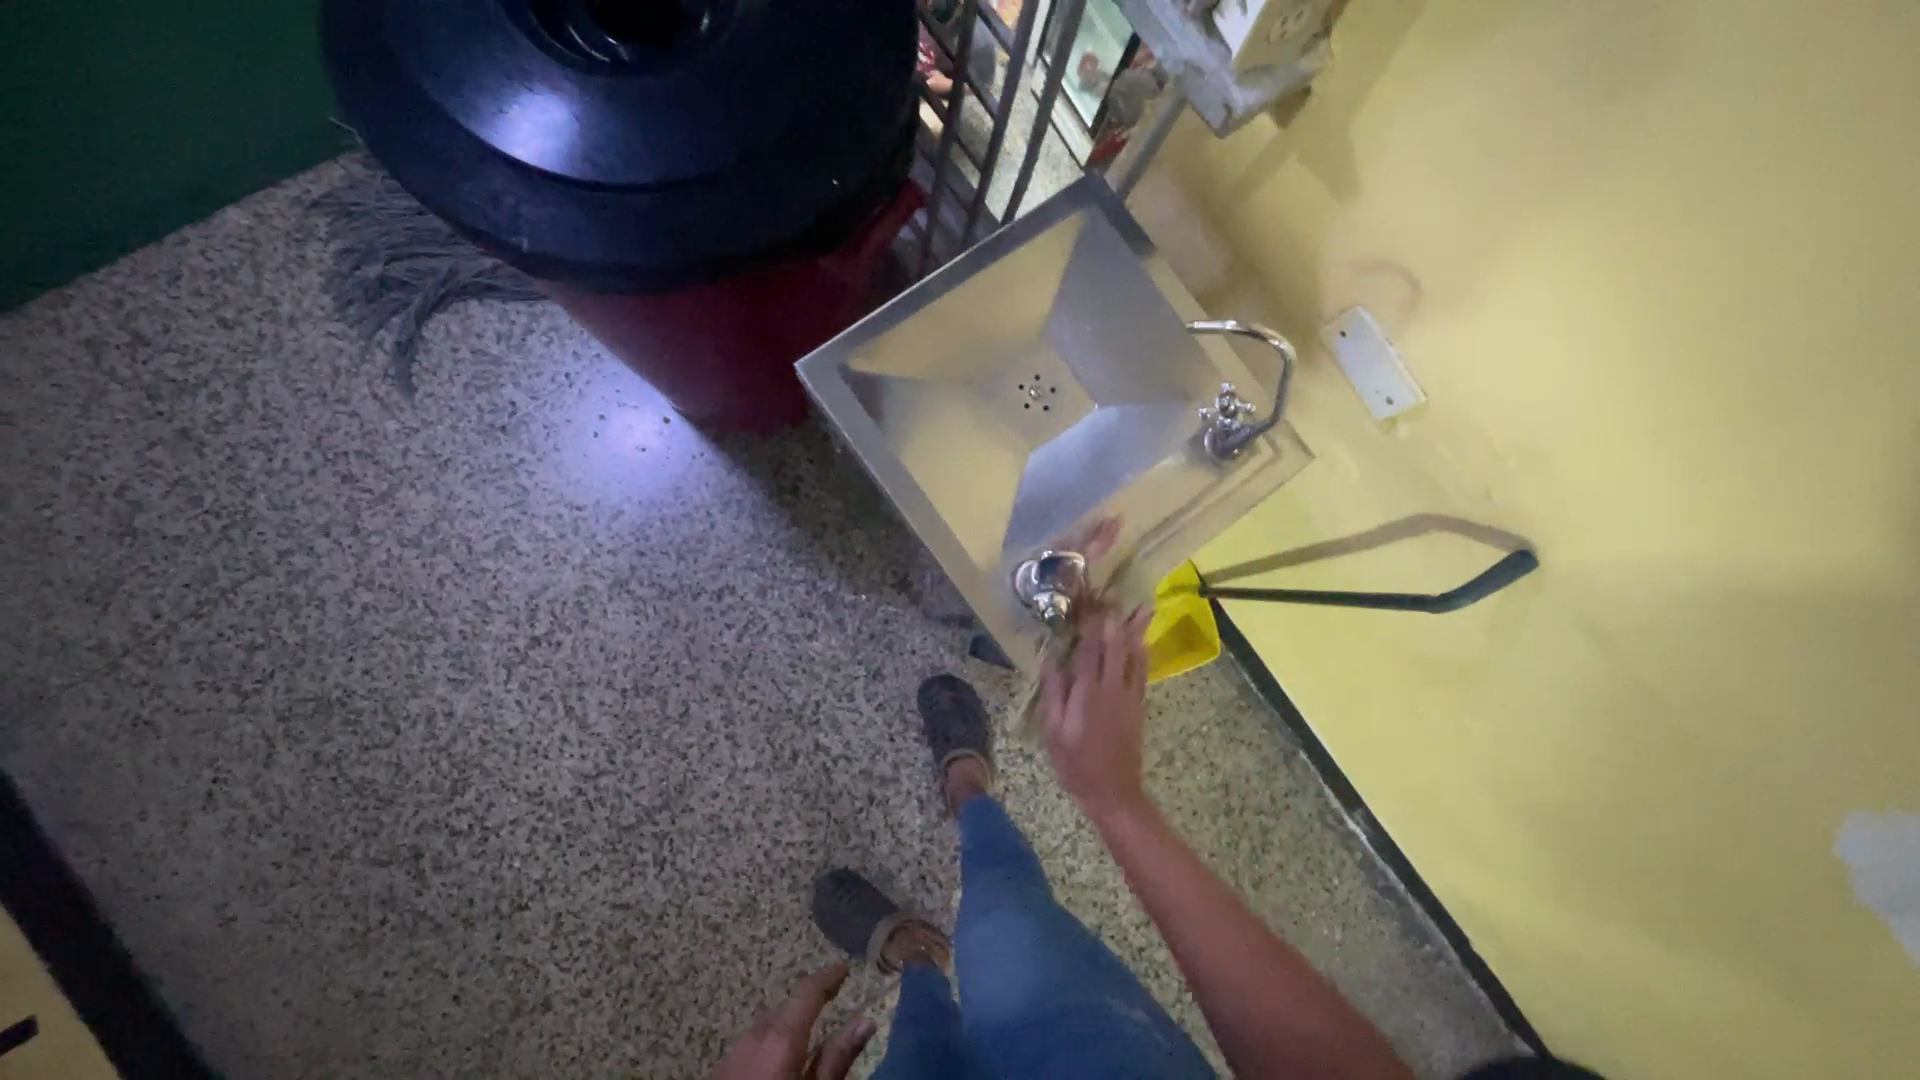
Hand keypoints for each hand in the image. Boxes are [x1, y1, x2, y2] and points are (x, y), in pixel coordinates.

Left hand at [712, 962, 875, 1079]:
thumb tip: (865, 1021)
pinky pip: (751, 1043)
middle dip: (809, 1000)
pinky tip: (779, 1059)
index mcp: (781, 1038)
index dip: (828, 976)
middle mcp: (754, 1036)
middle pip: (785, 1006)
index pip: (808, 992)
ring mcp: (732, 1054)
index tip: (845, 968)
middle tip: (833, 996)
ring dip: (788, 1020)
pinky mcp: (719, 1072)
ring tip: (810, 1027)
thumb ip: (837, 1059)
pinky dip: (770, 1040)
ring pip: (766, 1024)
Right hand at [1042, 606, 1153, 821]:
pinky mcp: (1138, 705)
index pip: (1089, 646)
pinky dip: (1142, 651)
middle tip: (1112, 593)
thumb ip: (1054, 691)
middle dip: (1113, 617)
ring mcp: (1129, 695)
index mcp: (1088, 691)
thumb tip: (1051, 658)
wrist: (1114, 792)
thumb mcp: (1054, 730)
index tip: (1086, 597)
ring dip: (1135, 629)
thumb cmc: (1076, 763)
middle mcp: (1112, 687)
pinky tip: (1142, 641)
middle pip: (1115, 643)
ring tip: (1140, 606)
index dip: (1088, 620)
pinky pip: (1142, 671)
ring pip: (1134, 654)